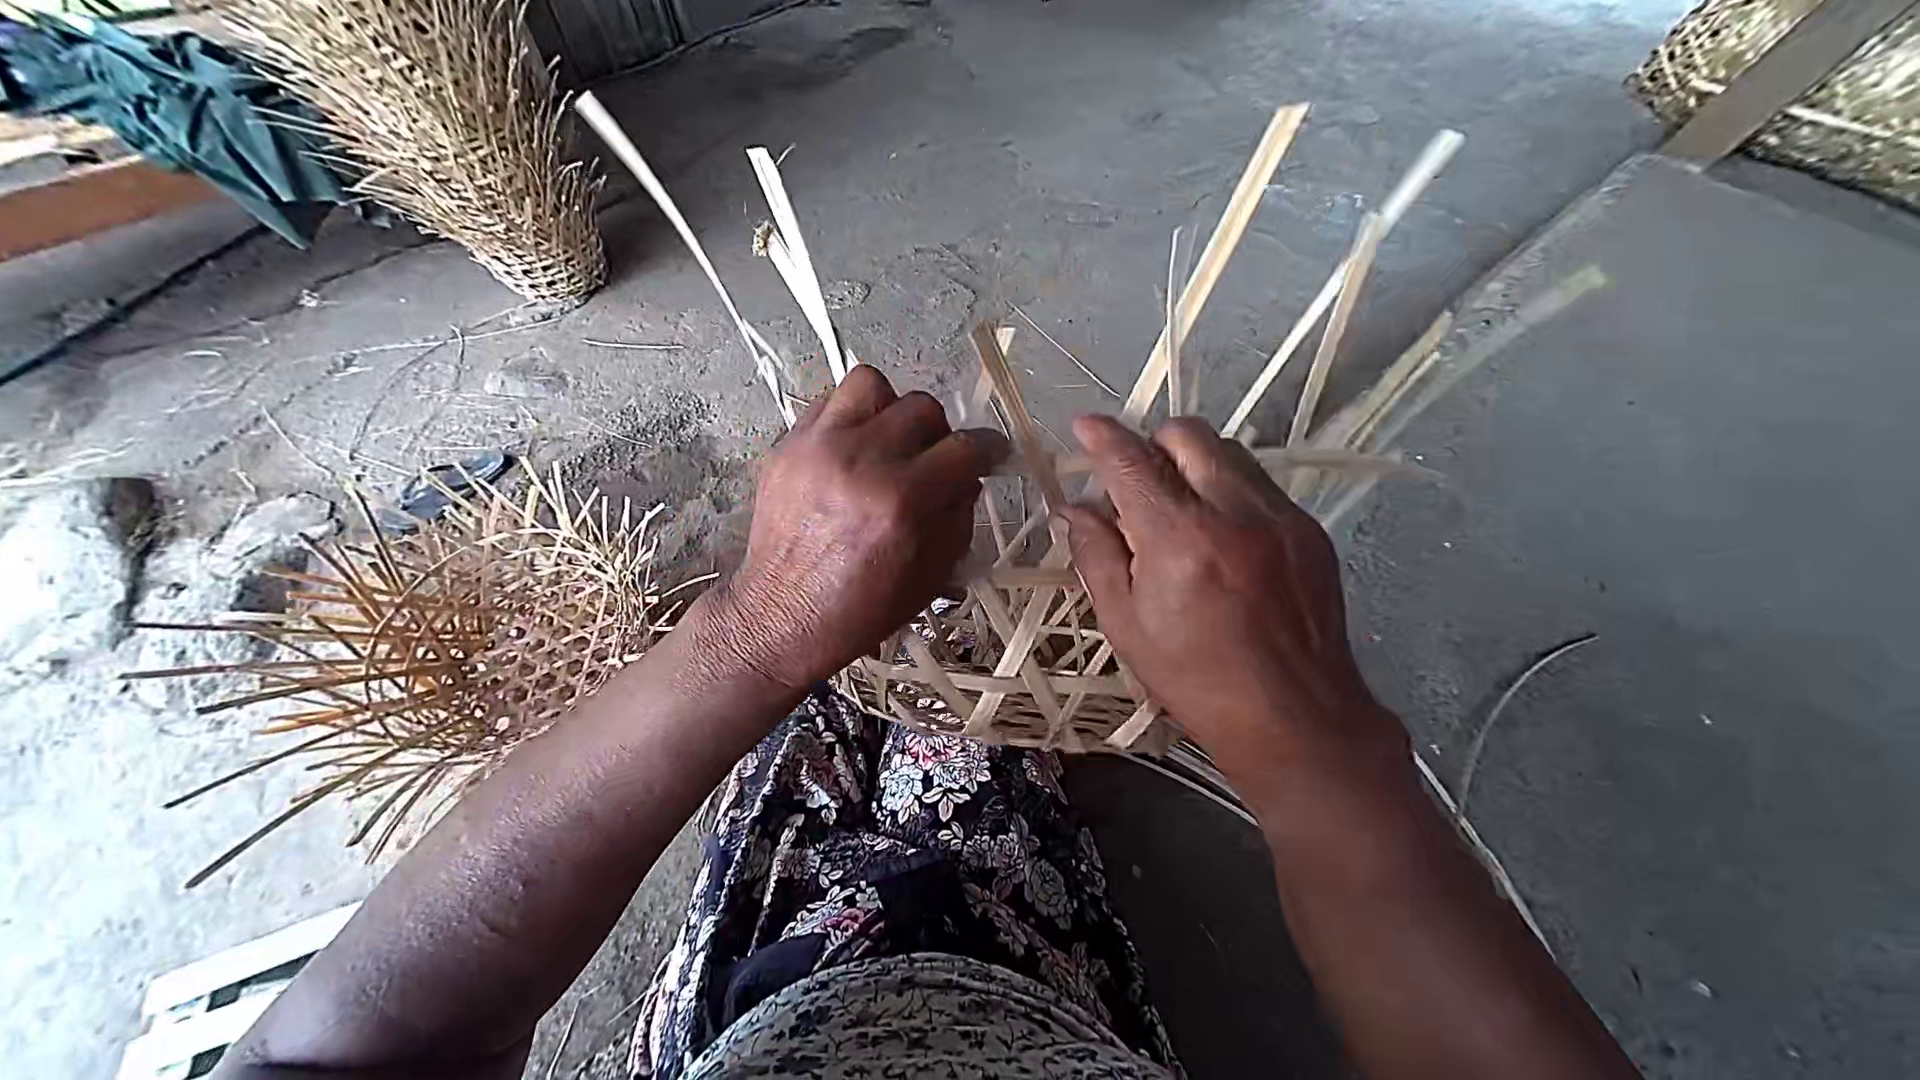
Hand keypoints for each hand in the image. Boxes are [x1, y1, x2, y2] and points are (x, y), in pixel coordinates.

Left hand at [699, 365, 1007, 692]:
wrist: (781, 618)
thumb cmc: (860, 609)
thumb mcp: (932, 575)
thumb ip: (959, 516)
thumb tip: (966, 477)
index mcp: (901, 501)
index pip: (965, 447)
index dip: (989, 448)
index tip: (992, 453)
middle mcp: (860, 462)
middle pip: (922, 407)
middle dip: (940, 433)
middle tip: (933, 460)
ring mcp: (817, 448)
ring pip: (872, 384)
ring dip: (892, 409)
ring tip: (888, 442)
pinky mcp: (787, 447)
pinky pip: (829, 402)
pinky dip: (851, 418)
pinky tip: (853, 450)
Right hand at [1060, 415, 1404, 775]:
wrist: (1294, 717)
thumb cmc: (1194, 678)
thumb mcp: (1125, 622)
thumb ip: (1096, 554)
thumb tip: (1073, 510)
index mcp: (1180, 540)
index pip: (1133, 464)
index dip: (1103, 438)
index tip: (1085, 427)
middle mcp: (1235, 513)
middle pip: (1188, 435)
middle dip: (1152, 444)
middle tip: (1134, 481)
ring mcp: (1281, 517)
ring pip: (1228, 452)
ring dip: (1191, 463)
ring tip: (1177, 507)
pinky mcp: (1309, 530)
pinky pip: (1259, 483)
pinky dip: (1227, 490)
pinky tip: (1218, 534)